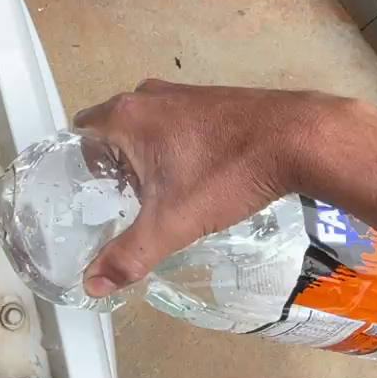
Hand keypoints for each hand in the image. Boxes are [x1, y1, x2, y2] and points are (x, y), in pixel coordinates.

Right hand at [73, 82, 356, 296]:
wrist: (296, 138)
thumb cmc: (225, 174)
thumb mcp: (172, 223)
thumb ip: (128, 255)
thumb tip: (90, 285)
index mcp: (124, 116)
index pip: (81, 132)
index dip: (84, 164)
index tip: (100, 194)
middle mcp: (146, 96)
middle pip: (112, 128)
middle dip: (116, 162)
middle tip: (130, 199)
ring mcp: (180, 91)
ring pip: (145, 123)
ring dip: (147, 151)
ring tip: (166, 190)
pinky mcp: (210, 96)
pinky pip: (175, 119)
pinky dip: (176, 142)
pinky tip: (200, 171)